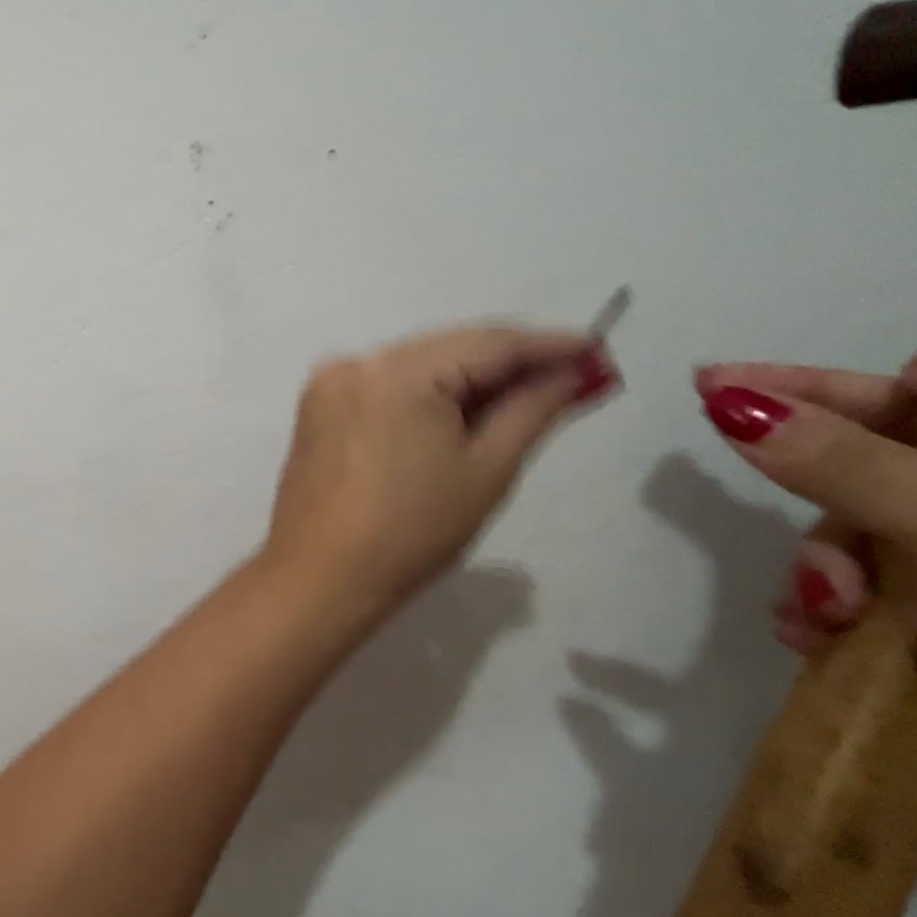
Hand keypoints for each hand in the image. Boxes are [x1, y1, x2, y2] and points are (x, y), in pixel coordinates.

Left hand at [261, 323, 618, 612]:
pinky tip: (462, 411)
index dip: (548, 345)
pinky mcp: (317, 408)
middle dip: (509, 361)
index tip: (598, 348)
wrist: (321, 574)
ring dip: (468, 377)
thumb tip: (571, 372)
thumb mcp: (487, 468)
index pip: (487, 342)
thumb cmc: (412, 529)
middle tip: (573, 375)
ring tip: (525, 397)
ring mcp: (329, 384)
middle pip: (448, 348)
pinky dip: (426, 393)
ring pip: (416, 365)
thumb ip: (533, 408)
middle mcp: (355, 362)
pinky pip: (385, 386)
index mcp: (396, 370)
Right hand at [695, 324, 916, 672]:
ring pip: (852, 530)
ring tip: (822, 617)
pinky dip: (824, 607)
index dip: (816, 382)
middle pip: (862, 463)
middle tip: (788, 531)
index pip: (914, 380)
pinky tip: (814, 634)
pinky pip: (858, 583)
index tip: (720, 387)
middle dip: (814, 509)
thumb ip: (842, 461)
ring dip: (818, 572)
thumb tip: (728, 401)